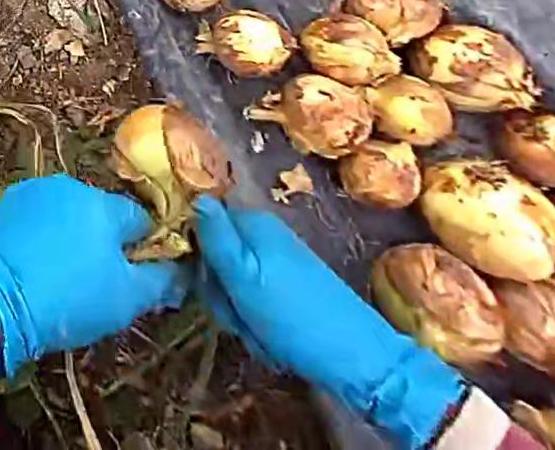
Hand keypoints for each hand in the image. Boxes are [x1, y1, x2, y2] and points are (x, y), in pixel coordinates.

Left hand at [0, 175, 190, 374]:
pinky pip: (41, 214)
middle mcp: (72, 185)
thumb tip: (184, 272)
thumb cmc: (70, 296)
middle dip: (106, 240)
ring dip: (74, 233)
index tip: (137, 274)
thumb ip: (161, 280)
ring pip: (71, 212)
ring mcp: (38, 189)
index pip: (140, 219)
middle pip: (103, 213)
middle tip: (98, 279)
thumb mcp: (125, 299)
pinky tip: (37, 259)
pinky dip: (44, 231)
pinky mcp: (10, 202)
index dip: (143, 248)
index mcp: (104, 204)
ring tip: (63, 272)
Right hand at [194, 197, 464, 448]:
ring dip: (238, 311)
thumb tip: (196, 194)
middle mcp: (264, 234)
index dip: (197, 249)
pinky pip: (254, 298)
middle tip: (235, 314)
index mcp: (252, 221)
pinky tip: (270, 339)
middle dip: (219, 290)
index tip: (205, 279)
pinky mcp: (287, 286)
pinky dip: (256, 321)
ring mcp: (277, 260)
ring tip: (256, 331)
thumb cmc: (293, 315)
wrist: (358, 359)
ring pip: (233, 282)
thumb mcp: (243, 277)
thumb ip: (216, 236)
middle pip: (217, 253)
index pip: (204, 220)